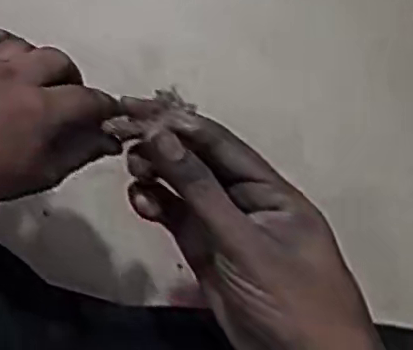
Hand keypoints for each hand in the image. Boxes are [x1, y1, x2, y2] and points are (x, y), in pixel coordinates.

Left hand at [0, 31, 119, 210]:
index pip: (88, 97)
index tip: (106, 115)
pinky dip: (0, 43)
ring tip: (33, 80)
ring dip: (35, 60)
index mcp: (41, 106)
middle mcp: (16, 75)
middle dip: (71, 78)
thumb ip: (80, 151)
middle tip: (66, 97)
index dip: (104, 107)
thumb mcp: (43, 173)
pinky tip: (2, 60)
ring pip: (24, 45)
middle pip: (58, 59)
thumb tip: (108, 138)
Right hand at [122, 101, 380, 349]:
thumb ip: (199, 187)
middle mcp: (244, 200)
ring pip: (175, 180)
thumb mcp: (246, 244)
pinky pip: (168, 208)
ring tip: (134, 172)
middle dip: (155, 142)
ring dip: (150, 170)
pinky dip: (150, 200)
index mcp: (271, 194)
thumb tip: (159, 132)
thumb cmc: (295, 306)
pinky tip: (141, 205)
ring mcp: (220, 222)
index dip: (176, 121)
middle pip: (192, 156)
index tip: (133, 106)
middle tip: (118, 131)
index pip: (218, 143)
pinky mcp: (200, 244)